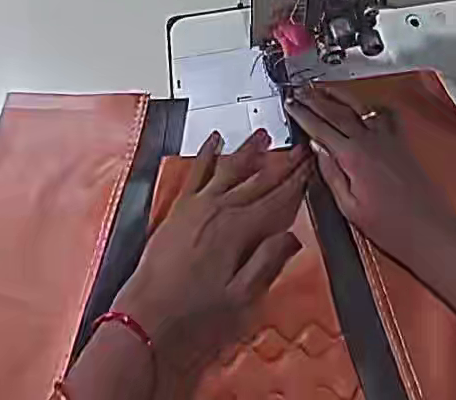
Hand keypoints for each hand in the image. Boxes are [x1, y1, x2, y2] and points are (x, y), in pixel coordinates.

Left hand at [110, 129, 309, 385]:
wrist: (146, 320)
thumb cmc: (194, 317)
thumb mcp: (241, 301)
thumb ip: (268, 263)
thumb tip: (292, 238)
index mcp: (238, 231)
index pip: (277, 201)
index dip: (296, 184)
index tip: (309, 169)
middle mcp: (219, 209)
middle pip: (258, 180)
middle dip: (281, 164)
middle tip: (297, 151)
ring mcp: (197, 204)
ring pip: (230, 168)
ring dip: (248, 151)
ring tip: (263, 136)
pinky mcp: (180, 207)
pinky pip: (196, 170)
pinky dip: (207, 152)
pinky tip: (215, 140)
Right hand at [285, 88, 455, 275]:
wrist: (430, 232)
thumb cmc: (392, 228)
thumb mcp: (349, 208)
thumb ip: (330, 174)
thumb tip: (318, 150)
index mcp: (353, 156)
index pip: (320, 127)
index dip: (303, 114)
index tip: (292, 106)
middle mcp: (370, 141)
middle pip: (336, 111)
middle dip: (315, 98)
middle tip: (300, 90)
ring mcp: (387, 138)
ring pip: (357, 106)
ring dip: (338, 94)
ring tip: (323, 87)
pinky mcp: (400, 142)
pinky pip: (382, 114)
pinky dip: (370, 105)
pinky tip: (364, 103)